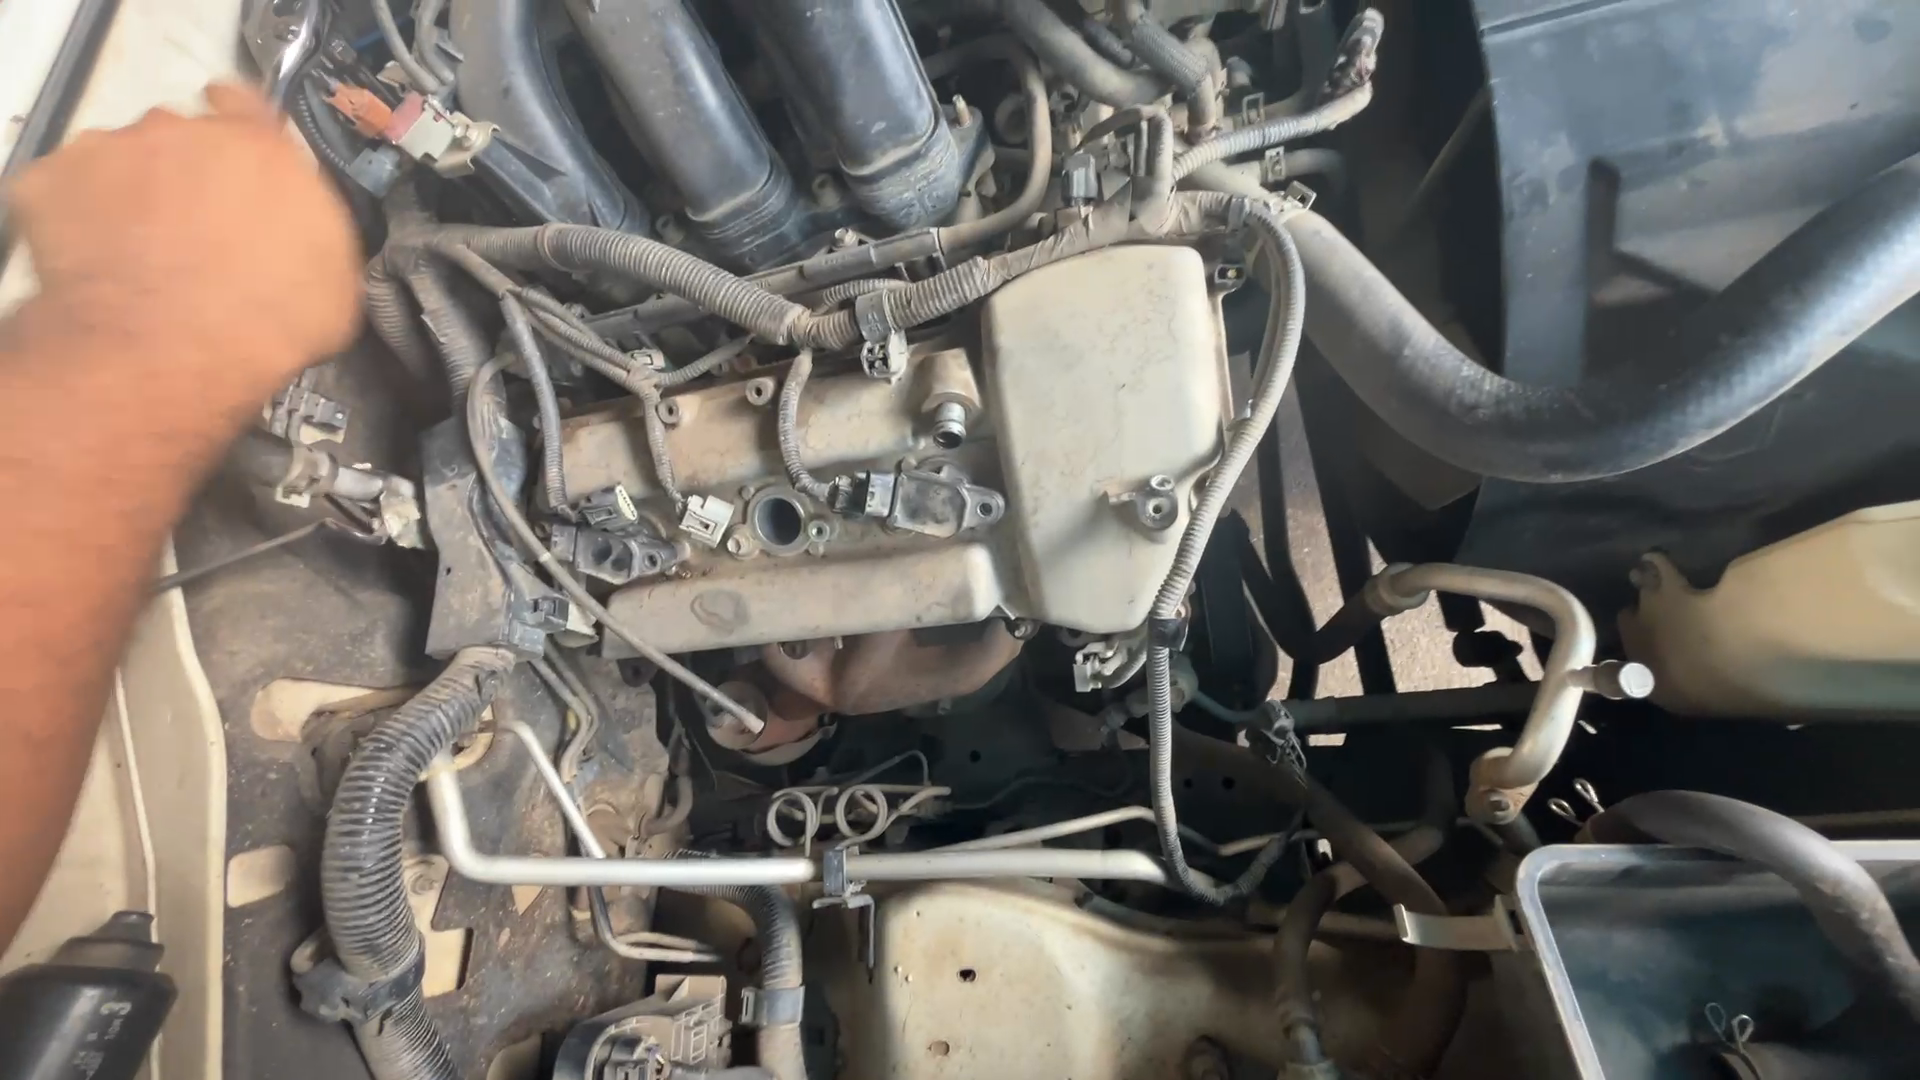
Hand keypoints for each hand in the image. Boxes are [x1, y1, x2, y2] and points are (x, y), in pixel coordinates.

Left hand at [5, 84, 361, 380]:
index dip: (245, 121)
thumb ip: (317, 227)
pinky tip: (123, 258)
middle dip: (200, 171)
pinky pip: (78, 188)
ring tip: (166, 250)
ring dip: (148, 193)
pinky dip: (96, 214)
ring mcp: (111, 150)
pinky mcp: (52, 178)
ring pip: (132, 160)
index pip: (247, 101)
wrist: (179, 346)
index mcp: (267, 153)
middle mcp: (185, 133)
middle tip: (216, 226)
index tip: (246, 148)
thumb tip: (302, 224)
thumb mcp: (340, 277)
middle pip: (189, 136)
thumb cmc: (275, 316)